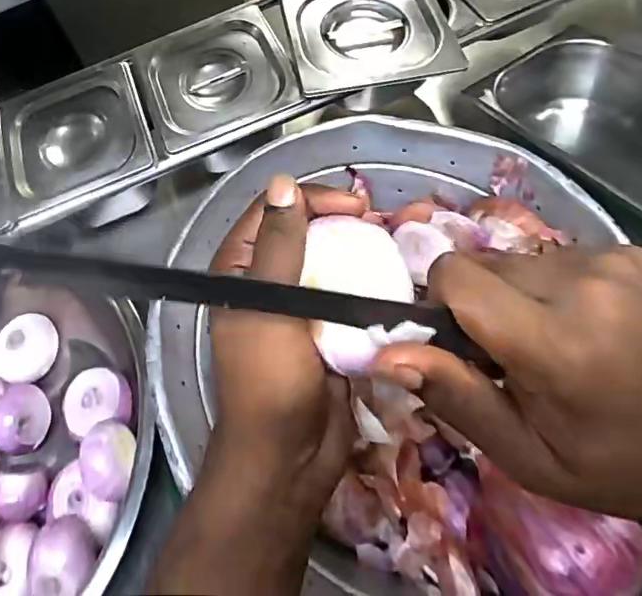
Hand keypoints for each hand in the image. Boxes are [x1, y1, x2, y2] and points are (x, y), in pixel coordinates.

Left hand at [205, 174, 366, 511]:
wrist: (288, 458)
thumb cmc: (267, 378)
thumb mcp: (268, 305)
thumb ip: (279, 246)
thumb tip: (283, 183)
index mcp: (240, 266)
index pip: (273, 211)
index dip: (311, 199)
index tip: (357, 204)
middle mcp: (267, 278)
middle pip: (306, 233)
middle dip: (342, 222)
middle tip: (383, 222)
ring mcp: (300, 305)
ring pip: (332, 262)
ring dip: (362, 252)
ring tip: (397, 244)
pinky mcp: (329, 330)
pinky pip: (352, 297)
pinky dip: (373, 286)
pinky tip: (401, 281)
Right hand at [374, 245, 641, 526]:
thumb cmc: (618, 465)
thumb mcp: (527, 455)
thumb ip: (454, 397)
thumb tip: (384, 354)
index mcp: (560, 344)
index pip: (454, 276)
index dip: (443, 303)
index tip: (466, 341)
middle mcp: (586, 288)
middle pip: (481, 264)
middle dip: (481, 301)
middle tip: (517, 351)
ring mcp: (616, 263)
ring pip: (515, 258)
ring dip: (517, 292)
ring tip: (559, 337)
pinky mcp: (633, 253)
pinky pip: (554, 253)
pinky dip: (554, 283)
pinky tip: (592, 322)